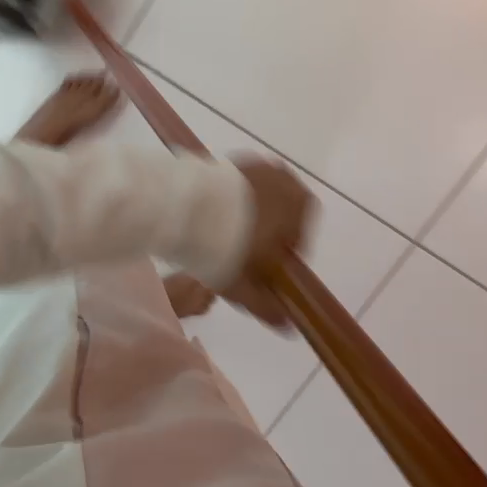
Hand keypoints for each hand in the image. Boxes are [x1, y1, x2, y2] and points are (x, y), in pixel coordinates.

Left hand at [222, 157, 315, 329]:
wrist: (185, 209)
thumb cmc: (225, 248)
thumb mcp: (245, 287)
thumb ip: (268, 306)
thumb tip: (286, 325)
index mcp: (301, 207)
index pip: (299, 240)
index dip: (280, 258)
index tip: (262, 271)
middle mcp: (285, 181)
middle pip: (280, 216)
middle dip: (265, 235)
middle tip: (241, 256)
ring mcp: (257, 166)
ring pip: (259, 200)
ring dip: (247, 218)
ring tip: (222, 237)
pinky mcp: (229, 161)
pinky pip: (238, 188)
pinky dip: (231, 203)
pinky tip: (211, 219)